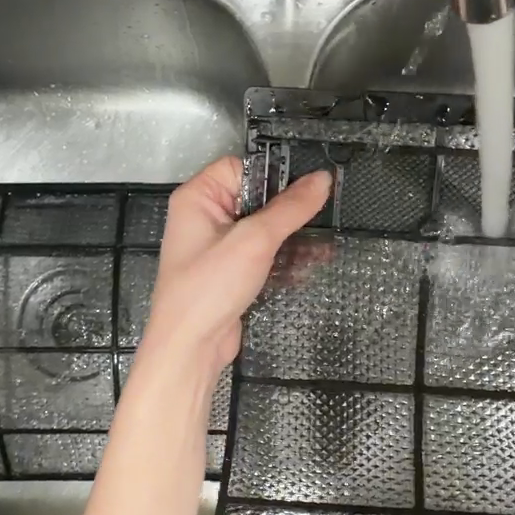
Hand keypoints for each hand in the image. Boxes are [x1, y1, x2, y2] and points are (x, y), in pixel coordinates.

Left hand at [141, 156, 332, 373]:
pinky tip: (311, 264)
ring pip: (263, 231)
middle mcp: (204, 219)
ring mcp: (217, 249)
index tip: (306, 187)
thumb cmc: (210, 287)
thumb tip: (322, 179)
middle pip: (256, 200)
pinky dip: (284, 259)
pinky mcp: (230, 275)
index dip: (272, 175)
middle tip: (322, 215)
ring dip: (292, 238)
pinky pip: (262, 256)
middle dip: (289, 211)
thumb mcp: (255, 241)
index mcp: (198, 198)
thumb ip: (290, 208)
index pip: (240, 168)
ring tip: (323, 245)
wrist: (191, 347)